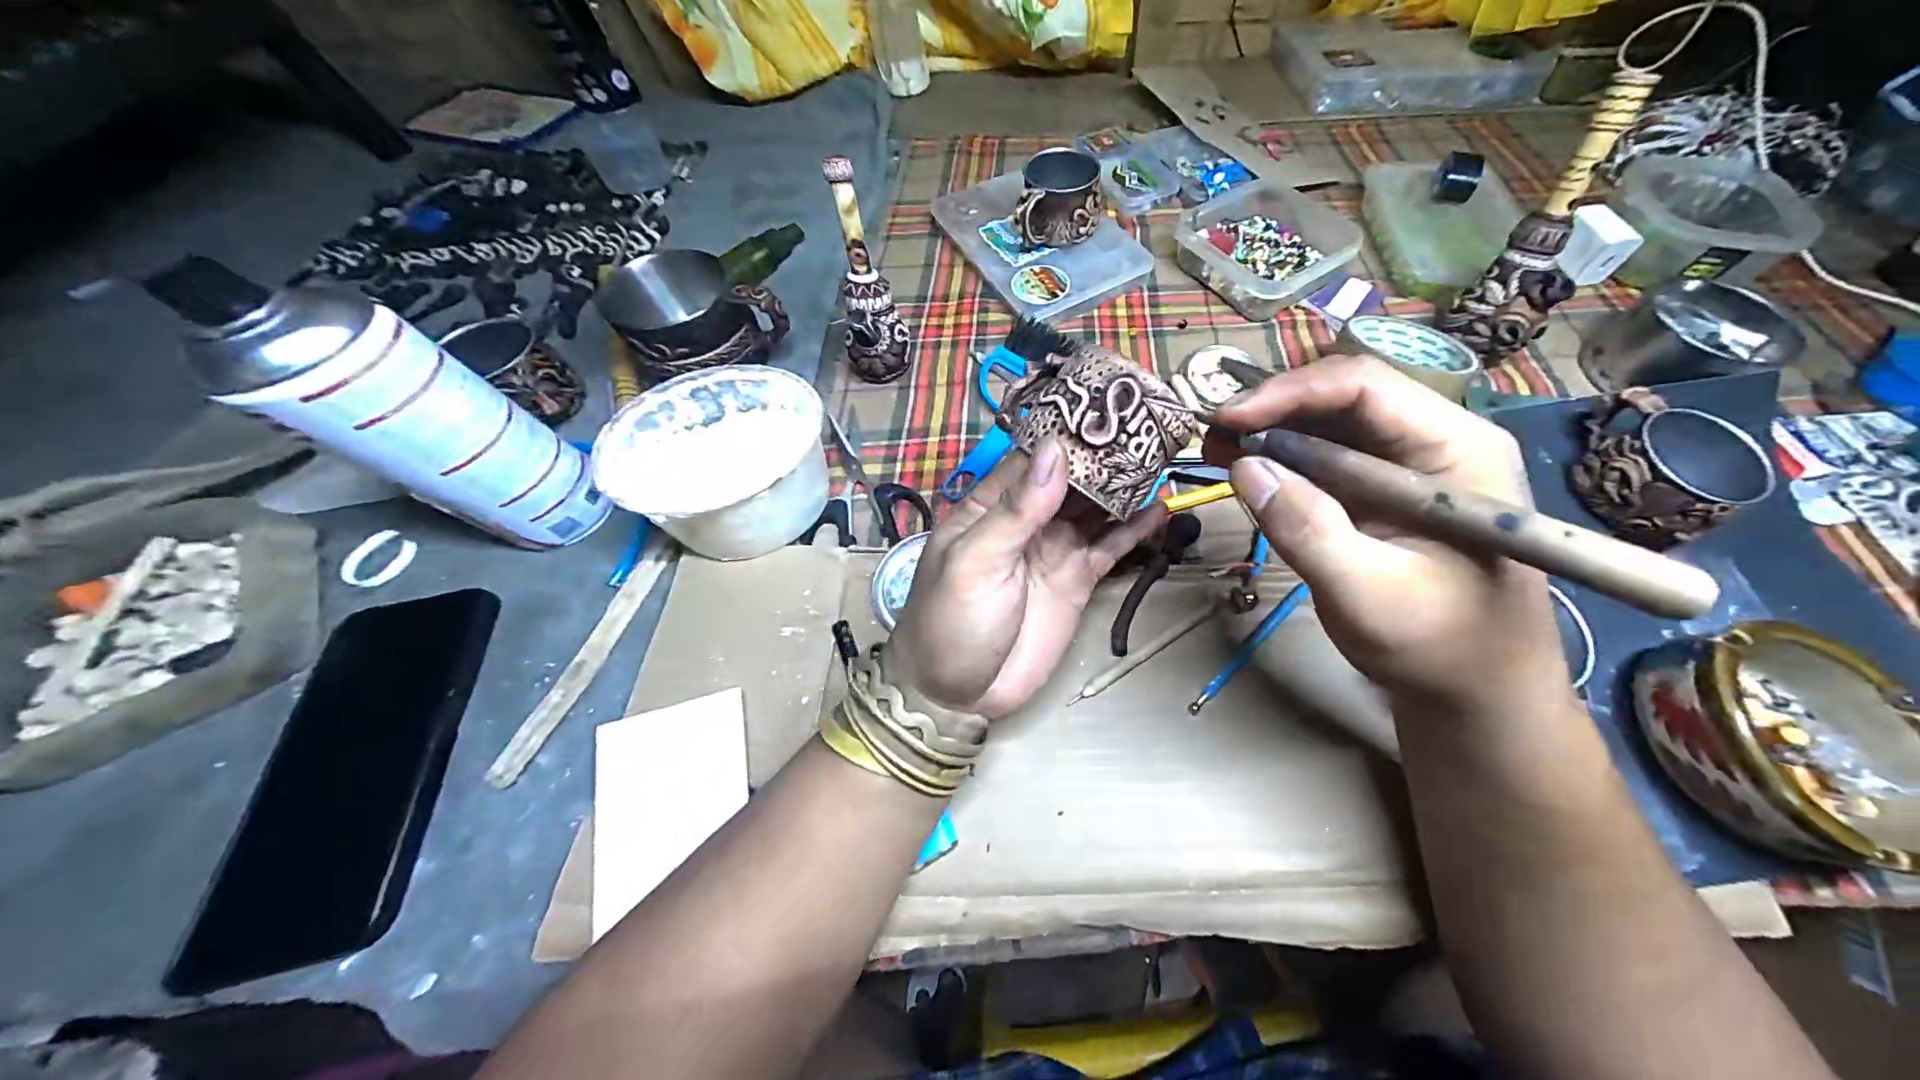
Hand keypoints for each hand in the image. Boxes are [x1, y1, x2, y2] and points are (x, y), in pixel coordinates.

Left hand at [889, 439, 1164, 718]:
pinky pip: (1110, 547)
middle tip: (1148, 424)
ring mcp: (1054, 549)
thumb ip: (1016, 510)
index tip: (1105, 403)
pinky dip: (1134, 528)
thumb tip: (1055, 450)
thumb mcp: (975, 561)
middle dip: (1104, 454)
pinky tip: (1160, 508)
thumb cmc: (952, 620)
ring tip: (1162, 456)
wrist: (958, 691)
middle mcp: (1026, 520)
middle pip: (1071, 478)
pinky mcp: (1077, 580)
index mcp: (991, 506)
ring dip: (1125, 485)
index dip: (1066, 432)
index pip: (1032, 457)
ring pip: (1096, 508)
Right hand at [1204, 355, 1568, 716]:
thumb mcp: (1367, 593)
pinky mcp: (1381, 490)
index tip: (1226, 419)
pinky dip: (1279, 457)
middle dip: (1273, 408)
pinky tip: (1241, 464)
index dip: (1289, 392)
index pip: (1365, 387)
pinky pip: (1325, 457)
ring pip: (1329, 422)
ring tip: (1215, 446)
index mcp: (1455, 450)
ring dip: (1270, 430)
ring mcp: (1407, 465)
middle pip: (1344, 395)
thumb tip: (1244, 466)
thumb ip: (1306, 528)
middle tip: (1211, 433)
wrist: (1476, 688)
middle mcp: (1434, 441)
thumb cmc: (1438, 645)